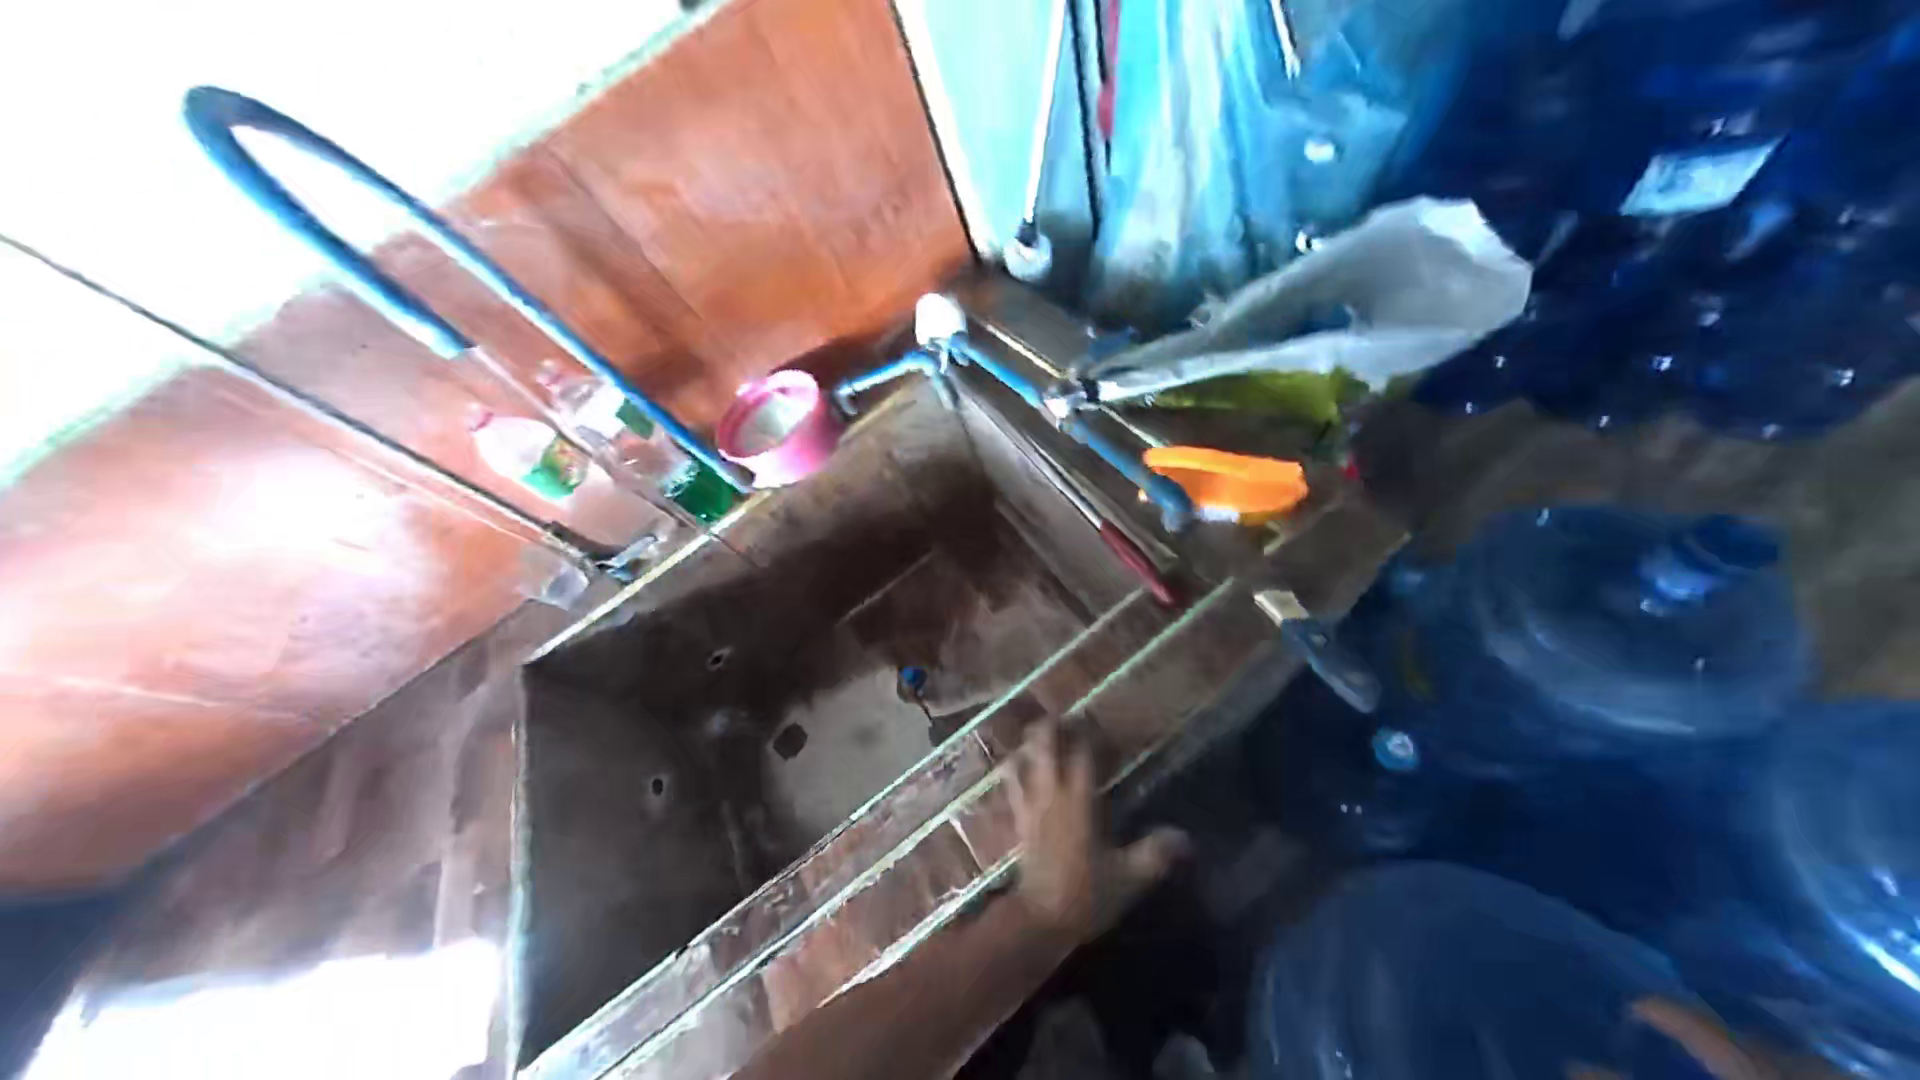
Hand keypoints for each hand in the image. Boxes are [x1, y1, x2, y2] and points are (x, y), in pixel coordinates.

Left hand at [1006, 718, 1188, 947]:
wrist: (1041, 919)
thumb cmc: (1086, 895)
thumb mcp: (1128, 878)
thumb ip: (1154, 854)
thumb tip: (1185, 837)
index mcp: (1079, 803)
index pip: (1082, 757)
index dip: (1088, 735)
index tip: (1095, 720)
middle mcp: (1050, 795)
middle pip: (1043, 748)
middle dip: (1049, 728)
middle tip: (1058, 713)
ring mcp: (1029, 806)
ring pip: (1021, 762)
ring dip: (1027, 744)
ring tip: (1034, 733)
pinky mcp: (1017, 821)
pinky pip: (1009, 786)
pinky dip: (1011, 770)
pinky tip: (1014, 764)